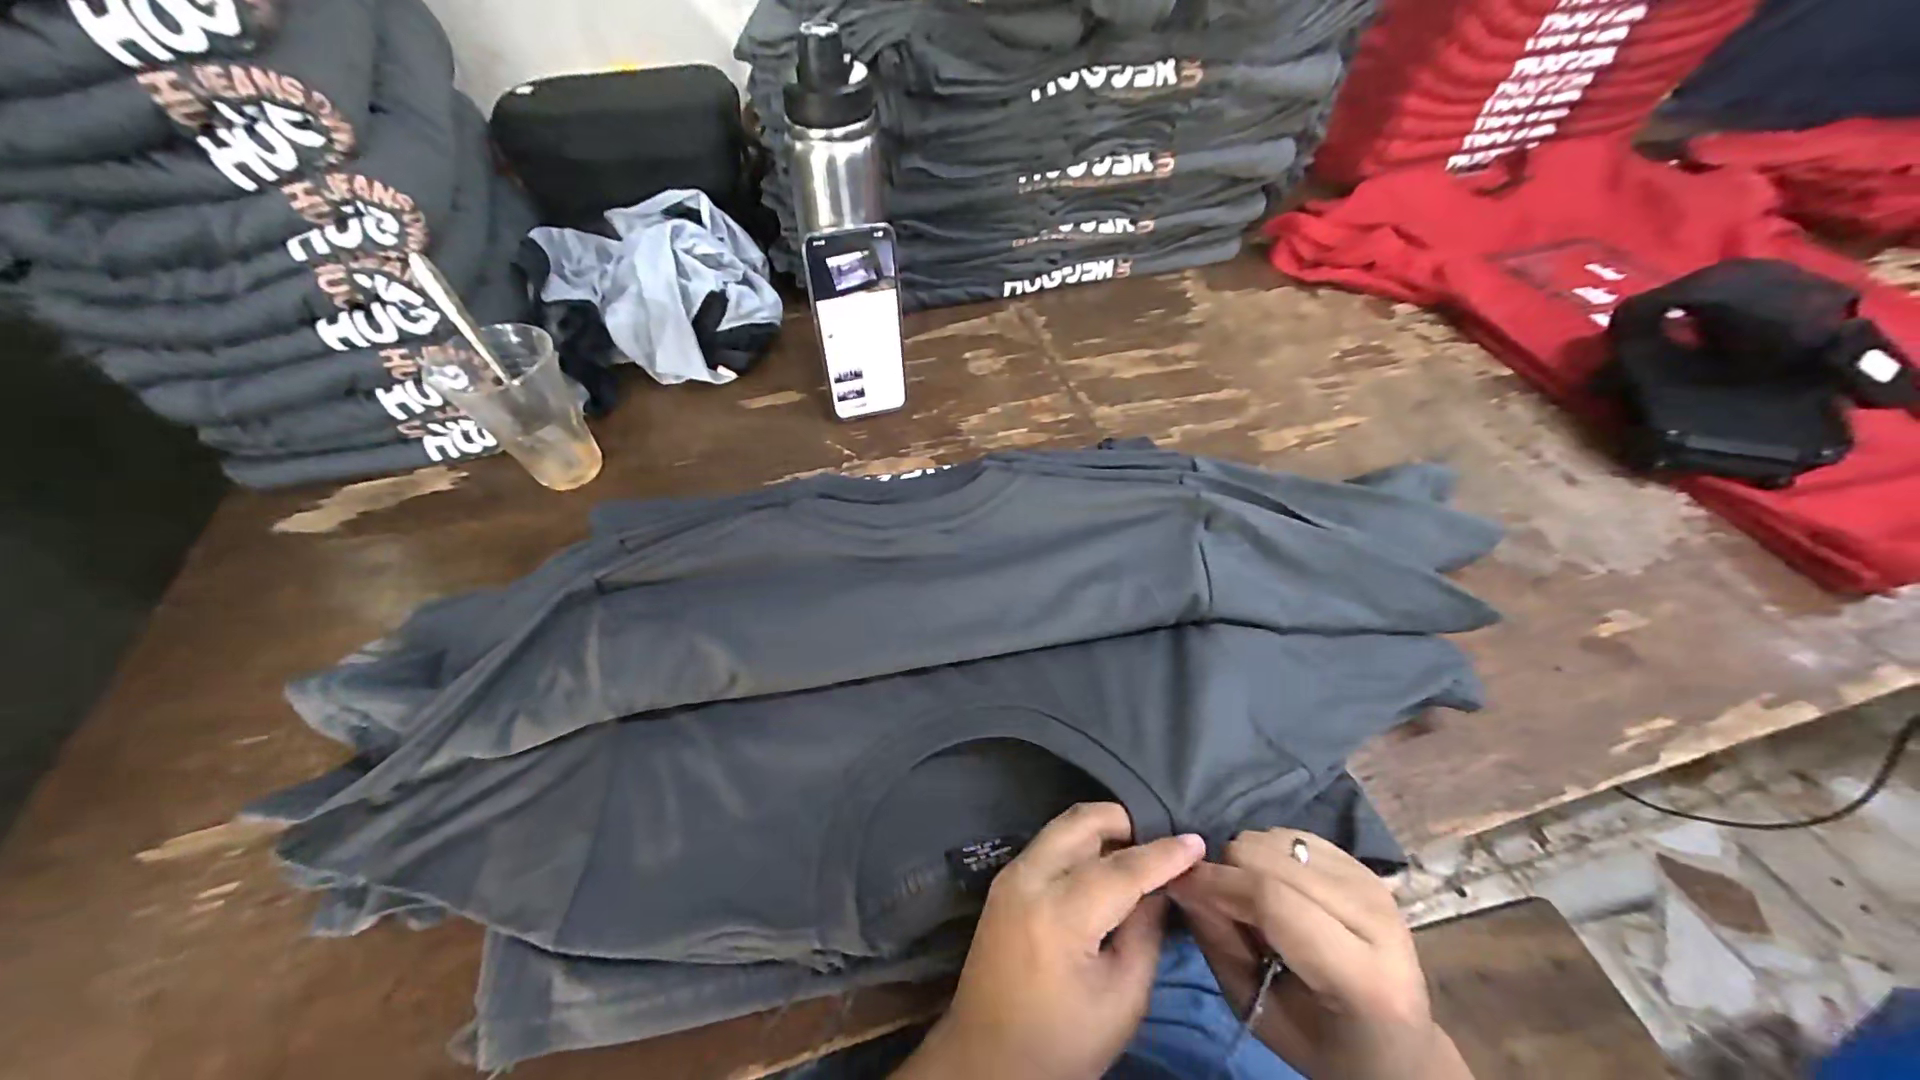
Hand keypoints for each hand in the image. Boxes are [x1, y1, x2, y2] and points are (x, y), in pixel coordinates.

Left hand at [893, 802, 1206, 1079]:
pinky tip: (1106, 866)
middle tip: (1162, 843)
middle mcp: (1028, 878)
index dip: (1163, 853)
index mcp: (1058, 913)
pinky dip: (1081, 843)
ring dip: (1103, 830)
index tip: (1197, 841)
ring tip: (1140, 853)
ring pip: (1064, 826)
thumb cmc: (1063, 1042)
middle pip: (1082, 822)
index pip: (1121, 868)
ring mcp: (1010, 875)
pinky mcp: (1004, 881)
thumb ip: (1145, 931)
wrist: (986, 1060)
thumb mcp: (1122, 998)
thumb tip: (1161, 885)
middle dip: (1127, 822)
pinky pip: (1049, 843)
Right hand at [1166, 828, 1472, 1079]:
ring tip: (1252, 901)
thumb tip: (1180, 881)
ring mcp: (1372, 883)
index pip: (1272, 900)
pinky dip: (1266, 853)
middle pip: (1267, 858)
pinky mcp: (1363, 865)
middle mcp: (1375, 917)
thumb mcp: (1259, 1011)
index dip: (1215, 883)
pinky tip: (1275, 886)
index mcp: (1361, 975)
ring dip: (1245, 862)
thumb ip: (1219, 943)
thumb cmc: (1321, 1040)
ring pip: (1273, 838)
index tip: (1176, 882)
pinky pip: (1289, 833)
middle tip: (1221, 906)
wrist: (1395, 1042)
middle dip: (1226, 872)